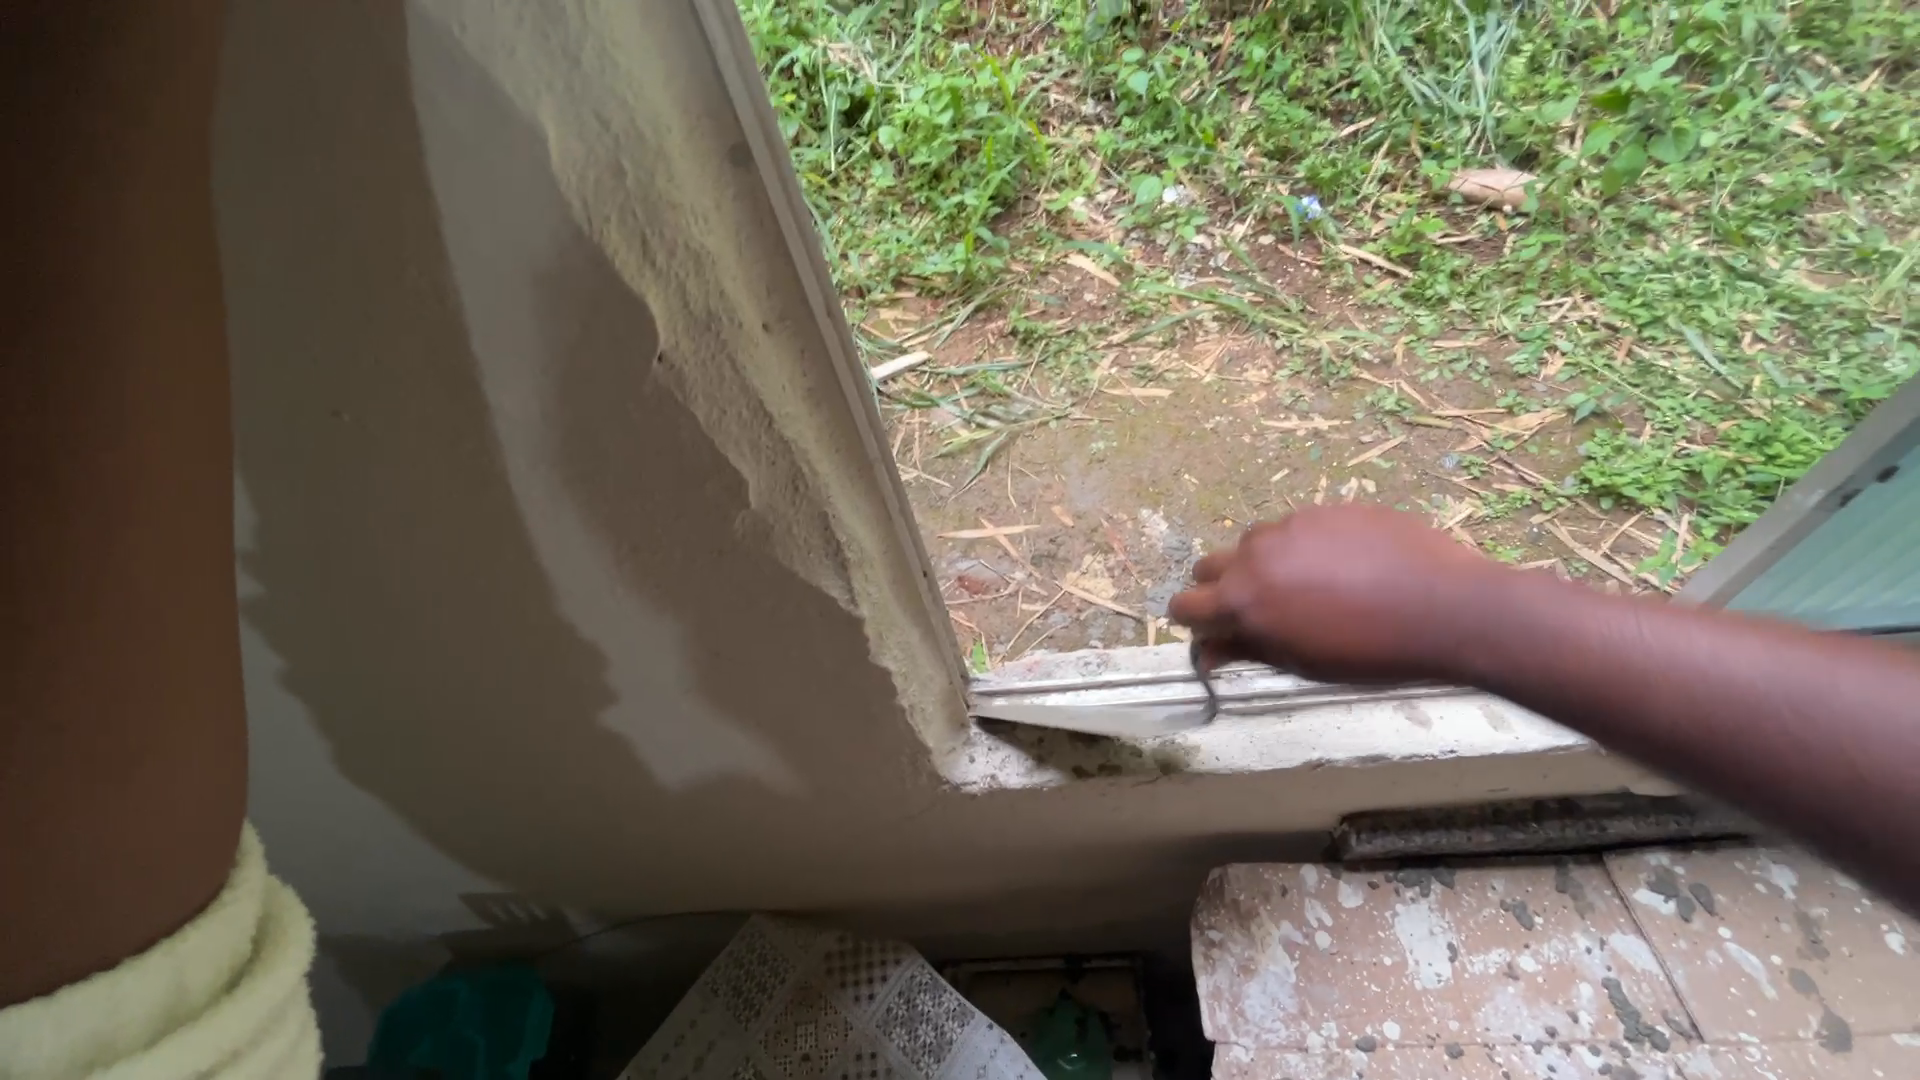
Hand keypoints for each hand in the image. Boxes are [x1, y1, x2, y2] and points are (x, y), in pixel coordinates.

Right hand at [1168, 505, 1507, 683]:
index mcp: (1242, 600)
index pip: (1185, 605)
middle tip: (1261, 608)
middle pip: (1209, 567)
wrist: (1447, 608)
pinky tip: (1343, 564)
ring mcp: (1289, 526)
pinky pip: (1294, 527)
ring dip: (1263, 563)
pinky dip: (1302, 546)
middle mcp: (1254, 556)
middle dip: (1221, 588)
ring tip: (1309, 584)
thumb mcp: (1301, 661)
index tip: (1219, 631)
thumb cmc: (1370, 652)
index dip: (1196, 620)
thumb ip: (1245, 650)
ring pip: (1253, 543)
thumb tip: (1206, 653)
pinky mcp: (1323, 509)